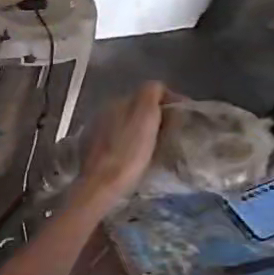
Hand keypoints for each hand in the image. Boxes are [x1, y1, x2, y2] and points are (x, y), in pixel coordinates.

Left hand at [75, 81, 167, 213]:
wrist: (101, 185)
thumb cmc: (128, 152)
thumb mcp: (145, 115)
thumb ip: (152, 93)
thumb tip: (159, 90)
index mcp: (118, 101)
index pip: (149, 91)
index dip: (170, 101)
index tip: (183, 116)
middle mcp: (103, 111)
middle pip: (136, 107)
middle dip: (155, 116)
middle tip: (172, 131)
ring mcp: (94, 131)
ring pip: (125, 124)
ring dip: (140, 131)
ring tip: (155, 145)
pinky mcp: (90, 151)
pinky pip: (116, 140)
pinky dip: (128, 144)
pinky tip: (134, 156)